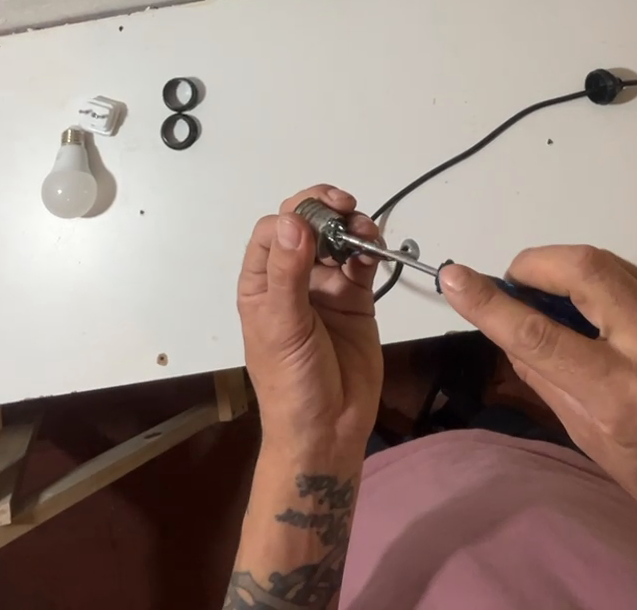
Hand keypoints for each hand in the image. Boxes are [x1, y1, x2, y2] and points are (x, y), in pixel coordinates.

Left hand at [236, 185, 383, 464]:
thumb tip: (293, 220)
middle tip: (345, 205)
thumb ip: (288, 272)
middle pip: (306, 225)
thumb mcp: (283, 325)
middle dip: (323, 208)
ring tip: (366, 231)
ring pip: (337, 238)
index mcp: (262, 282)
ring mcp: (325, 285)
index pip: (273, 232)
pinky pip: (362, 263)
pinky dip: (369, 250)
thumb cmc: (291, 380)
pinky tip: (375, 250)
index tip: (317, 220)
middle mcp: (292, 277)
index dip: (294, 217)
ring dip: (351, 226)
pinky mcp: (355, 298)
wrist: (328, 430)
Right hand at [439, 247, 636, 587]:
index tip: (454, 277)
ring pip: (613, 265)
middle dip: (536, 263)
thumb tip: (508, 331)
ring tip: (556, 301)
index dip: (490, 302)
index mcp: (633, 402)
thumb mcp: (598, 448)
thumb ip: (549, 379)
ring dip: (569, 272)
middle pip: (587, 268)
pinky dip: (607, 289)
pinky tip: (608, 320)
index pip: (543, 336)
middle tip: (516, 284)